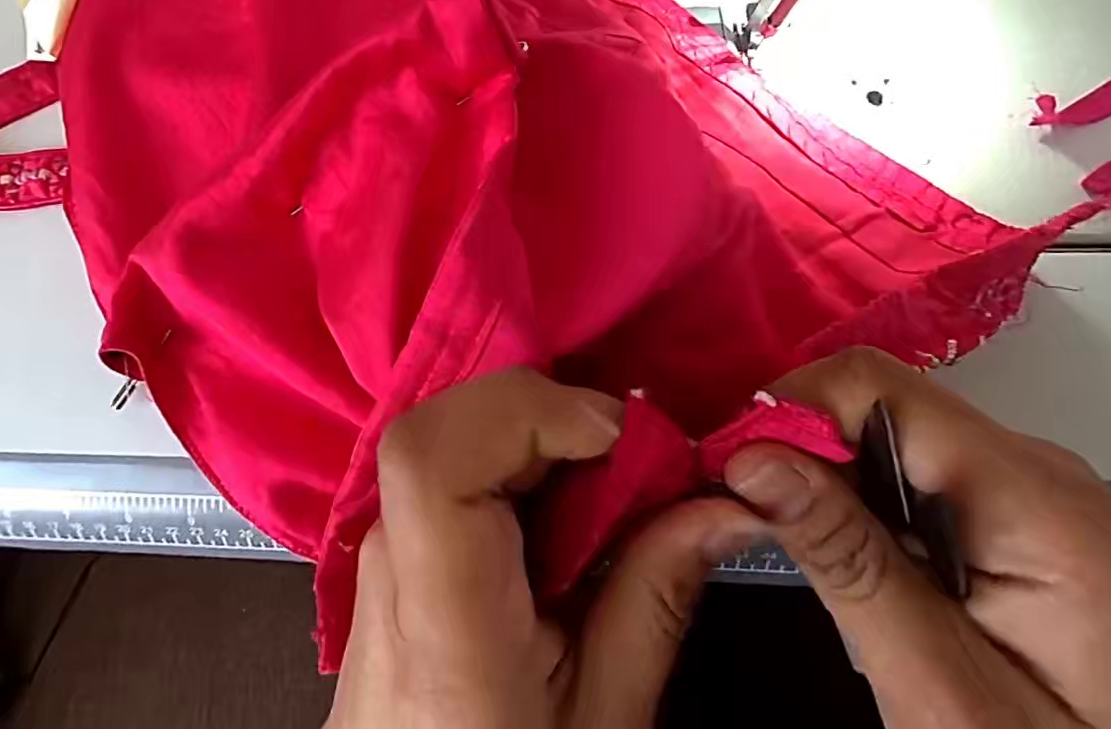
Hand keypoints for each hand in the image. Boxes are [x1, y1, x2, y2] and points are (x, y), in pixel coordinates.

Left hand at [326, 367, 761, 728]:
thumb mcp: (602, 715)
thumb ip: (656, 600)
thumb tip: (727, 504)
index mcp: (440, 617)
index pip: (433, 458)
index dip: (523, 414)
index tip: (613, 436)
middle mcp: (390, 556)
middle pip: (447, 424)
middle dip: (547, 412)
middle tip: (626, 454)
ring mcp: (384, 535)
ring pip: (455, 422)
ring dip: (540, 426)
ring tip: (603, 474)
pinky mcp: (397, 528)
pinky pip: (457, 448)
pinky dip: (521, 444)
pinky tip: (562, 489)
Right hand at [722, 348, 1110, 728]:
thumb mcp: (943, 693)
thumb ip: (845, 558)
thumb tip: (749, 457)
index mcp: (1036, 499)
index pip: (876, 386)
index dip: (791, 411)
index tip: (733, 472)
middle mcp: (1038, 468)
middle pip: (879, 402)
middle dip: (801, 445)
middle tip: (749, 514)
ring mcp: (1031, 490)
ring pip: (887, 434)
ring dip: (826, 476)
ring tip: (799, 543)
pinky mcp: (1017, 518)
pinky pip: (912, 470)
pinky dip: (859, 498)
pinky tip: (854, 555)